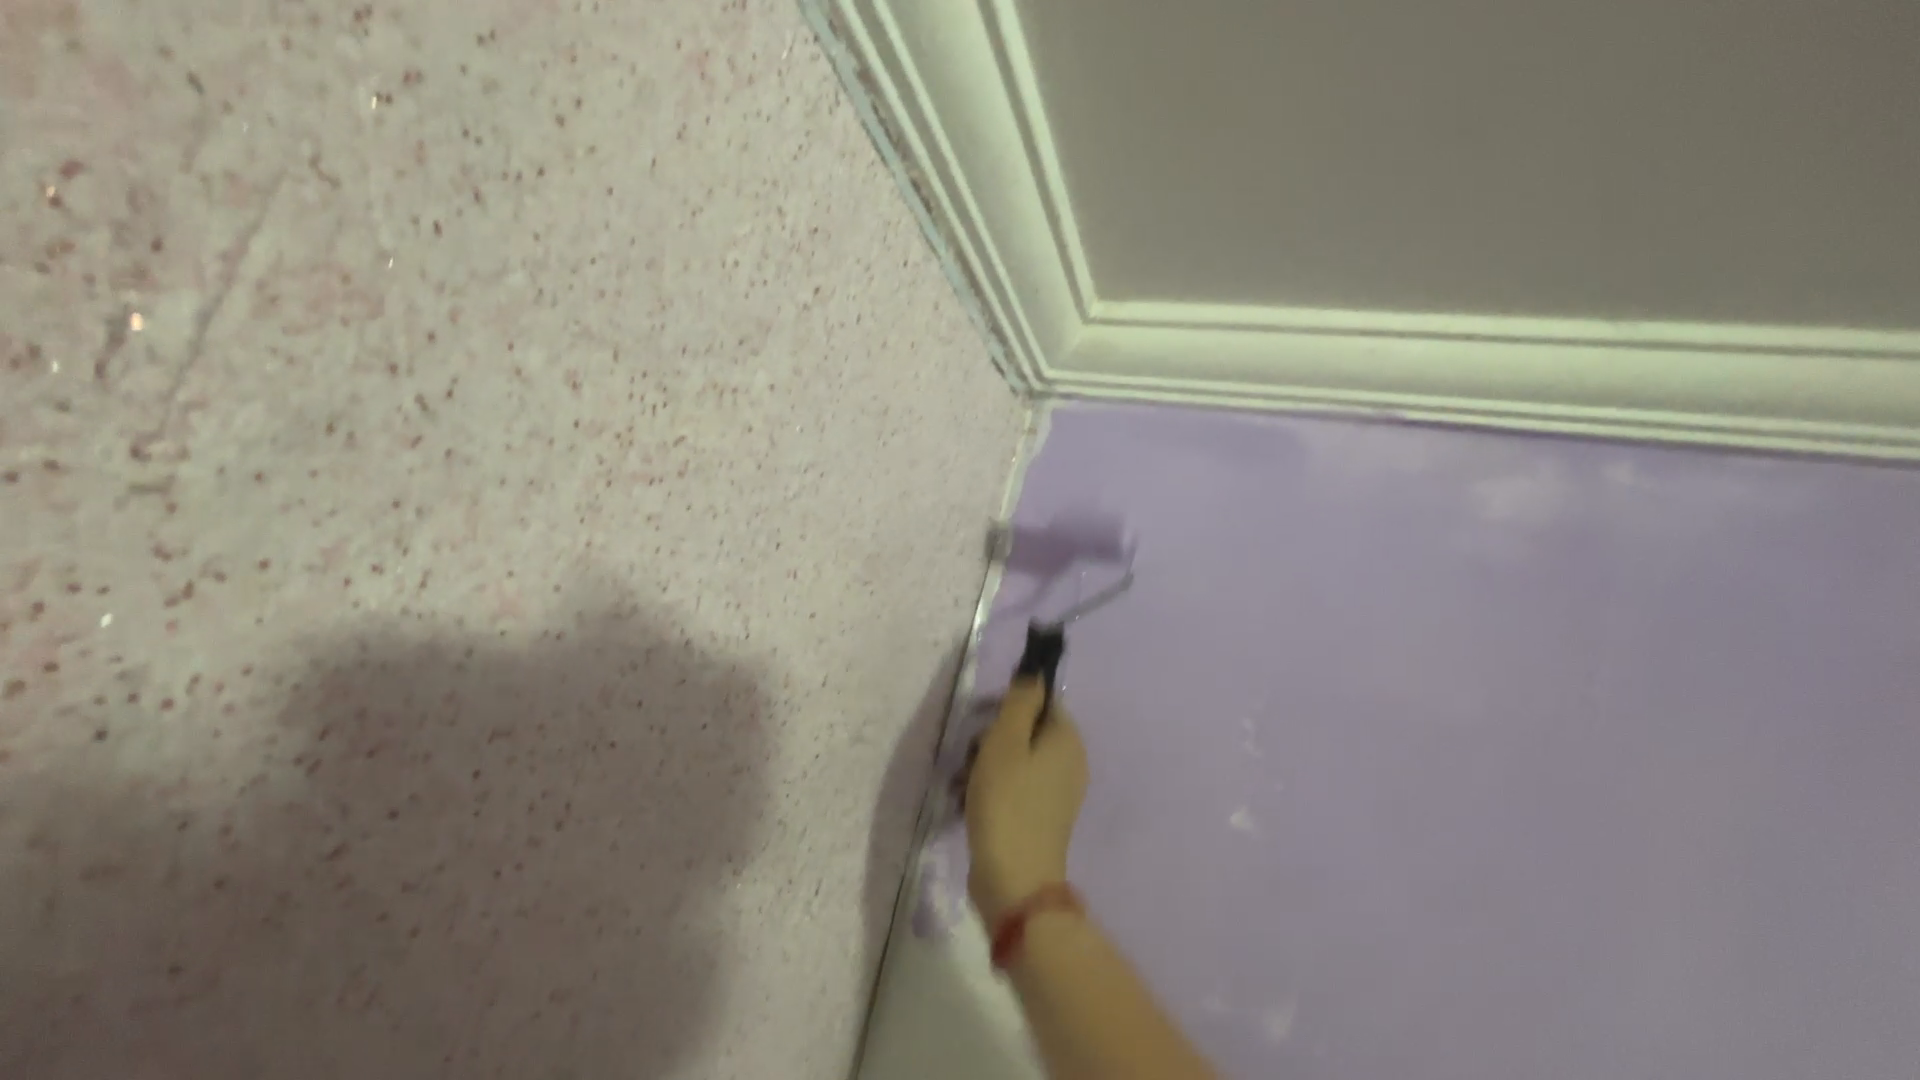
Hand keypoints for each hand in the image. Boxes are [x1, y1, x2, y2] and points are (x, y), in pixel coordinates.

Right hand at [965, 677, 1088, 924]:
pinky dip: (990, 790)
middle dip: (991, 737)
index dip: (1009, 704)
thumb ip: (1020, 702)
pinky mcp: (1040, 817)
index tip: (981, 721)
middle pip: (1026, 730)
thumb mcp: (1005, 742)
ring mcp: (1057, 792)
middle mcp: (1070, 762)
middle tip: (968, 755)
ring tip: (960, 783)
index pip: (1042, 700)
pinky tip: (965, 802)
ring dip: (984, 765)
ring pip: (1016, 760)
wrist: (1014, 879)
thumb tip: (1034, 672)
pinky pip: (1015, 787)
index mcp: (1067, 739)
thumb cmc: (1006, 802)